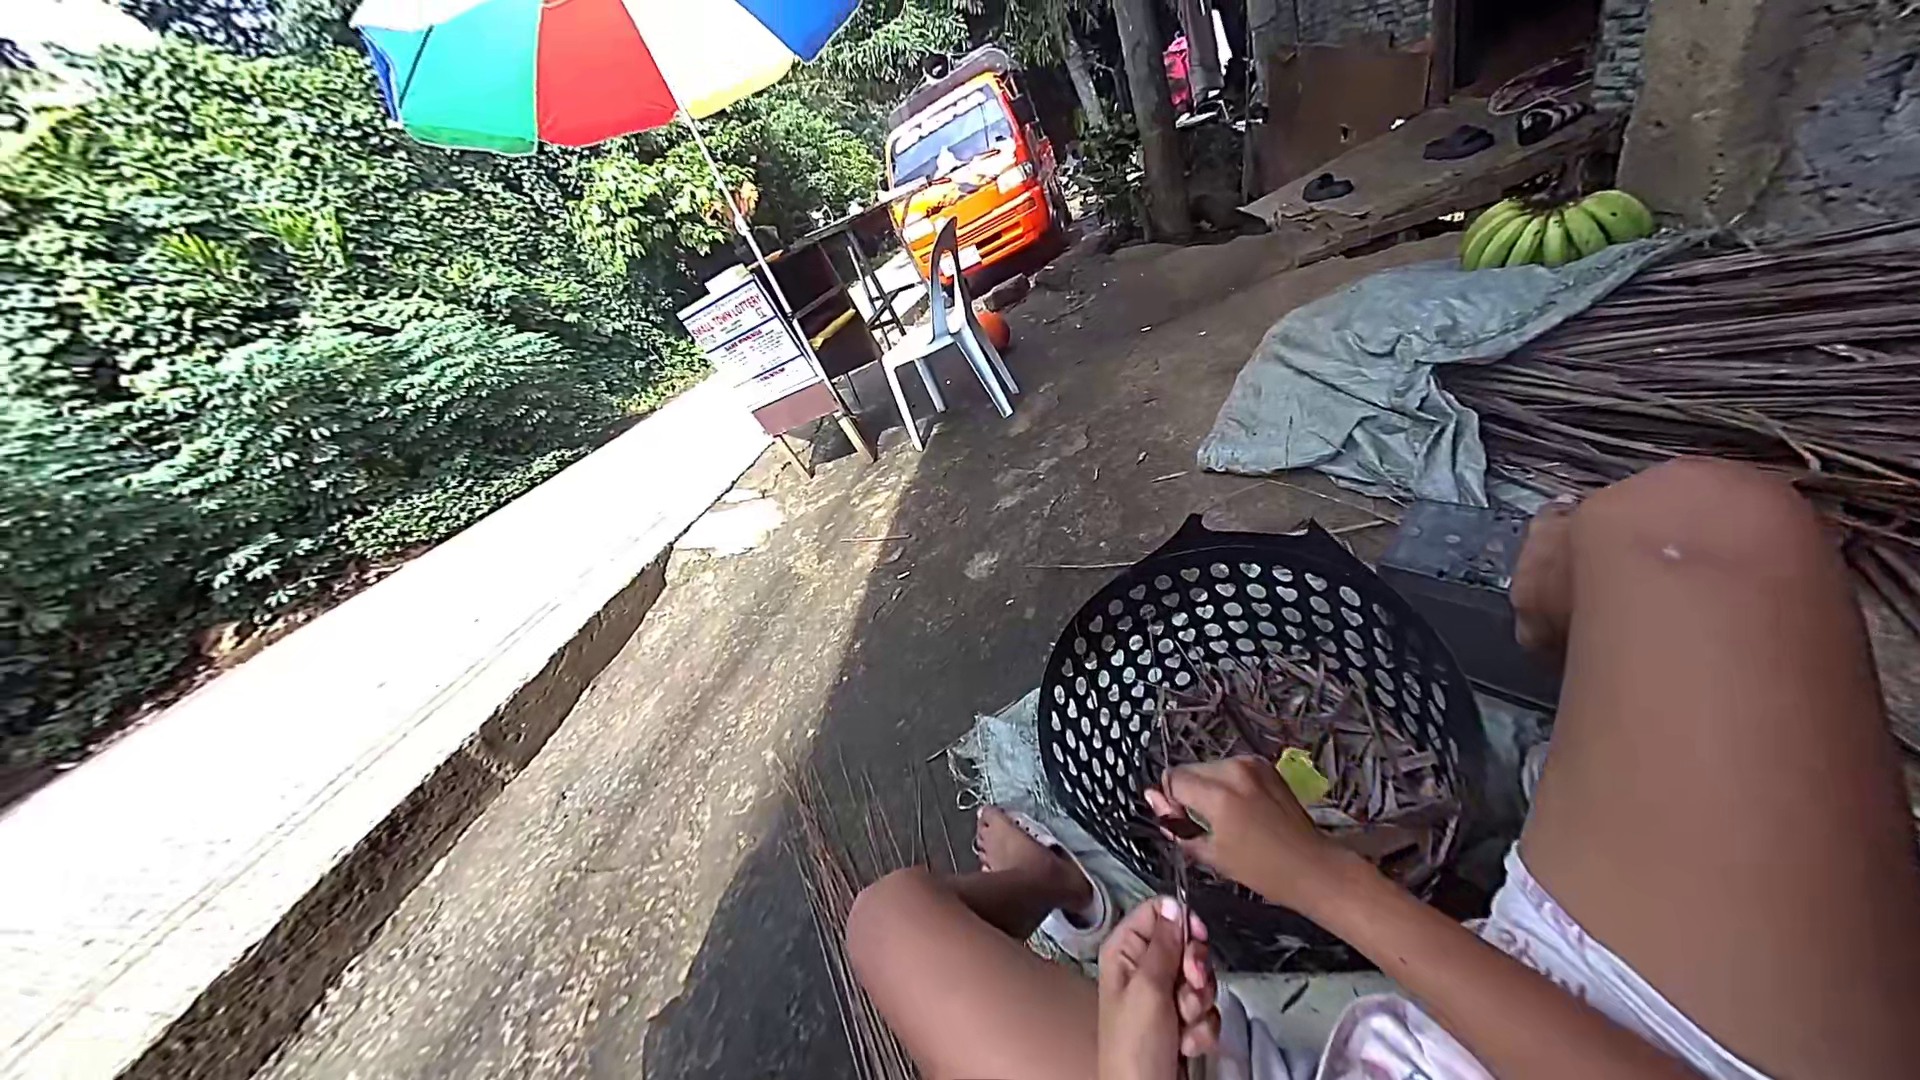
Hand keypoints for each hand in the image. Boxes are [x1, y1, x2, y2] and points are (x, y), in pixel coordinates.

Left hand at [1097, 896, 1218, 1079]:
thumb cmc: (1136, 1044)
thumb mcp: (1148, 988)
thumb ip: (1163, 944)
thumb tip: (1173, 902)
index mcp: (1125, 949)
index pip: (1157, 912)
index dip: (1180, 921)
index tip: (1196, 938)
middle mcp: (1143, 967)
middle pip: (1183, 944)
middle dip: (1194, 970)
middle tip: (1187, 989)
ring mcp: (1163, 995)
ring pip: (1199, 978)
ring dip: (1198, 1004)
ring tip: (1182, 1024)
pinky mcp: (1181, 1022)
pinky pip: (1205, 1010)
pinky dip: (1201, 1028)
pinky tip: (1186, 1045)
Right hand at [1147, 757, 1364, 913]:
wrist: (1315, 868)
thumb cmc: (1264, 870)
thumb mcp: (1212, 854)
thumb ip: (1177, 825)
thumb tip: (1153, 799)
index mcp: (1219, 796)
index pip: (1172, 779)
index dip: (1169, 801)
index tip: (1180, 821)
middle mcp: (1232, 771)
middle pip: (1187, 770)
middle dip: (1186, 792)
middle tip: (1200, 822)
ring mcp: (1250, 764)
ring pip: (1206, 767)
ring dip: (1205, 786)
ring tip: (1223, 816)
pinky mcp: (1262, 764)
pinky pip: (1227, 767)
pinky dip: (1225, 783)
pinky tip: (1240, 806)